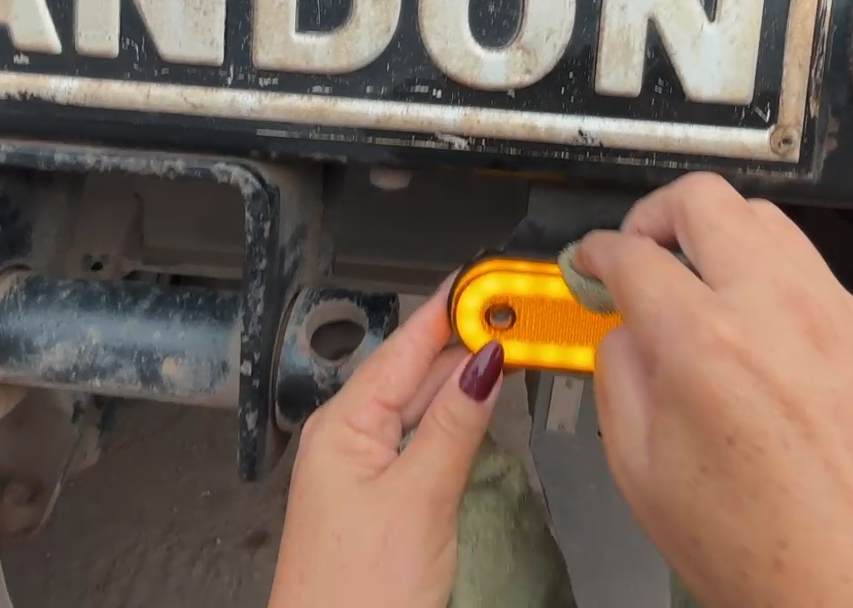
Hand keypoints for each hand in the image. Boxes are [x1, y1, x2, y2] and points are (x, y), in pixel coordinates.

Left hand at [269, 281, 506, 607]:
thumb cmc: (358, 595)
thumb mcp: (418, 499)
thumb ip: (454, 425)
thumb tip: (485, 361)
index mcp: (344, 422)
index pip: (404, 346)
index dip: (446, 307)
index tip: (481, 277)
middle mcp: (349, 432)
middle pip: (412, 368)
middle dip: (460, 336)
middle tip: (508, 308)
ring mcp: (363, 462)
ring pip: (418, 400)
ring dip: (458, 372)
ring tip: (502, 340)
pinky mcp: (381, 490)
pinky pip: (419, 433)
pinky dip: (451, 412)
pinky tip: (475, 399)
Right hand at [579, 174, 852, 607]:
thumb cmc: (752, 551)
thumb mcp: (639, 469)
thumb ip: (617, 371)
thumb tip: (625, 321)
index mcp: (704, 345)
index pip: (632, 254)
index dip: (596, 251)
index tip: (591, 261)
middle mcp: (774, 309)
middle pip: (702, 197)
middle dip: (653, 213)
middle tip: (641, 253)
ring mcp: (834, 313)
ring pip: (762, 215)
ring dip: (715, 233)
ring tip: (699, 281)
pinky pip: (807, 268)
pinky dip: (766, 275)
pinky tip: (759, 328)